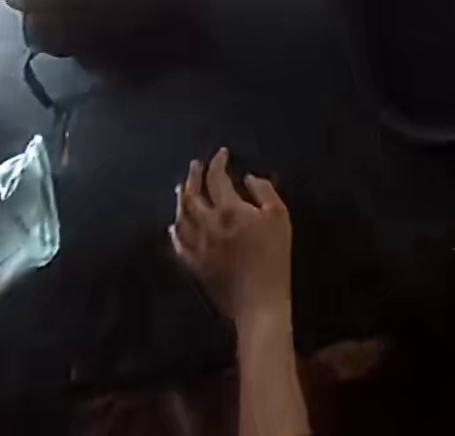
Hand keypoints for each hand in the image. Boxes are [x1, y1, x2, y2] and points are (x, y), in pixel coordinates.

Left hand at [172, 148, 291, 326]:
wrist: (259, 300)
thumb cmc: (274, 255)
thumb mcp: (279, 215)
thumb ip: (264, 190)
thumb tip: (248, 178)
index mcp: (229, 210)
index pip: (217, 179)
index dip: (217, 163)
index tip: (222, 154)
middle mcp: (207, 225)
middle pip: (192, 196)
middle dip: (193, 177)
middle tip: (195, 165)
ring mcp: (197, 246)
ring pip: (181, 217)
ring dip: (181, 199)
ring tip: (183, 188)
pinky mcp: (194, 265)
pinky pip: (178, 243)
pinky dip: (176, 229)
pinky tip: (175, 224)